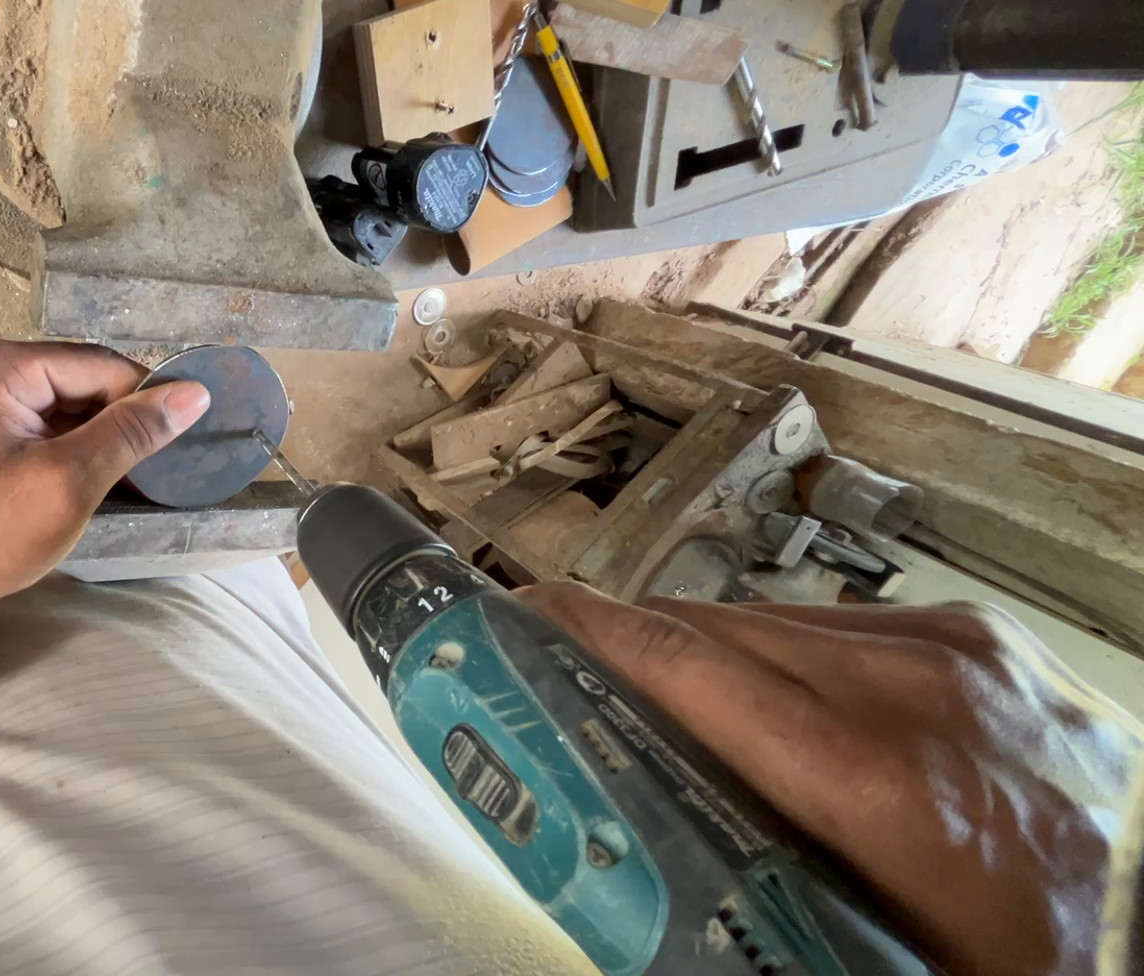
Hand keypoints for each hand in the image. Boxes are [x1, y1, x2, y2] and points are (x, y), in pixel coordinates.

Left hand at [0, 336, 209, 611]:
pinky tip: (76, 469)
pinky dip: (60, 438)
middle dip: (112, 419)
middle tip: (140, 467)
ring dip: (88, 431)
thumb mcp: (67, 485)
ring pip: (57, 396)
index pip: (96, 365)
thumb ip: (130, 433)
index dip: (141, 401)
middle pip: (75, 377)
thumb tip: (194, 394)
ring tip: (111, 473)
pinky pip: (32, 411)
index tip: (173, 441)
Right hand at [515, 582, 1139, 975]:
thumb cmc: (1022, 957)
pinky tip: (760, 686)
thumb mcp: (856, 939)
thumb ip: (729, 858)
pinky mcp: (969, 631)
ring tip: (660, 684)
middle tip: (565, 654)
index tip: (526, 607)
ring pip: (753, 618)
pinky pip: (814, 620)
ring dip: (695, 646)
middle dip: (624, 637)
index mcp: (883, 785)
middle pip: (705, 627)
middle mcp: (913, 693)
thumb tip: (614, 817)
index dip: (590, 626)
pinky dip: (766, 647)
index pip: (686, 662)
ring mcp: (948, 649)